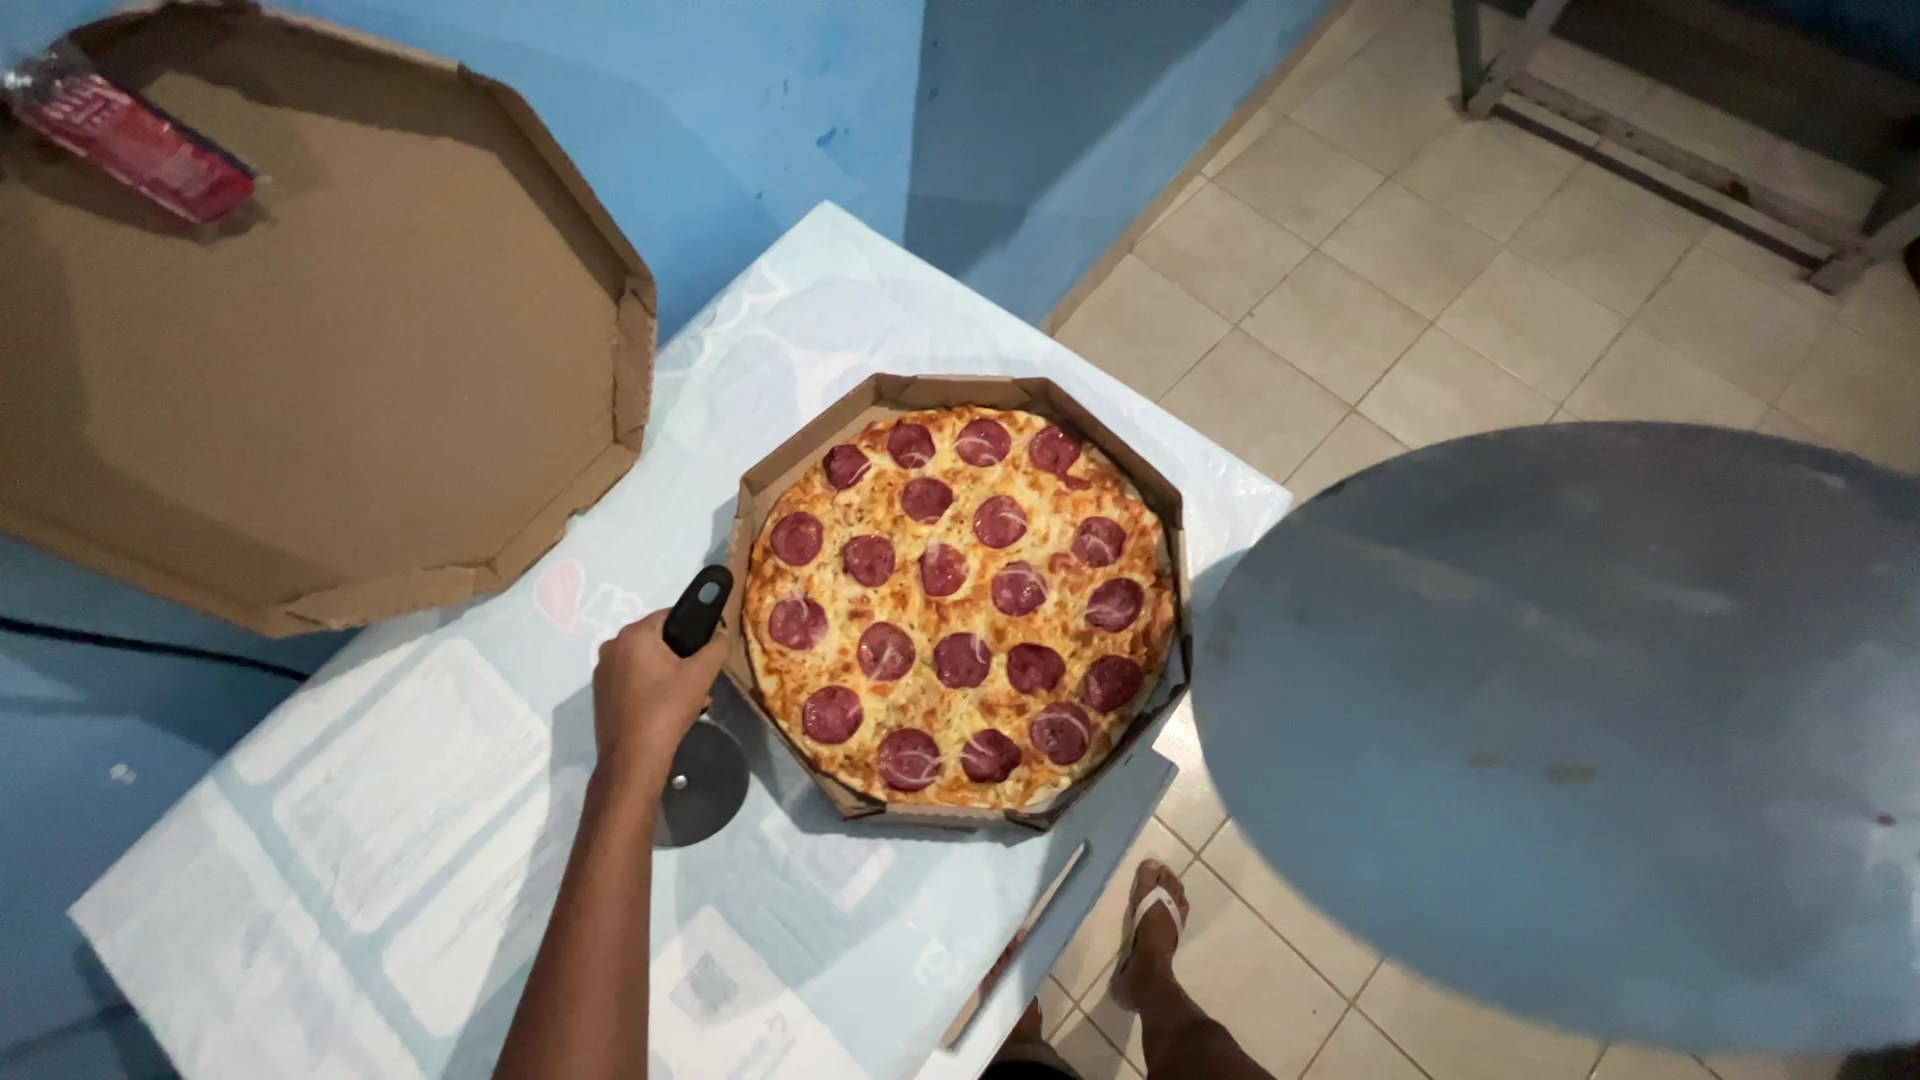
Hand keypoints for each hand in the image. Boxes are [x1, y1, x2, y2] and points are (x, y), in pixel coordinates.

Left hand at [591, 609, 729, 785]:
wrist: (633, 757)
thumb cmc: (667, 708)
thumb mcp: (701, 674)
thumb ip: (717, 647)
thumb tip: (722, 632)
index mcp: (634, 635)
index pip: (669, 614)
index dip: (692, 626)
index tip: (707, 645)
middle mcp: (612, 647)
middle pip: (656, 639)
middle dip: (681, 654)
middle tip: (700, 676)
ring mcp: (602, 672)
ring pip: (644, 661)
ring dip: (667, 672)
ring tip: (690, 696)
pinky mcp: (601, 694)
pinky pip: (632, 679)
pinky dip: (651, 686)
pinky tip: (668, 707)